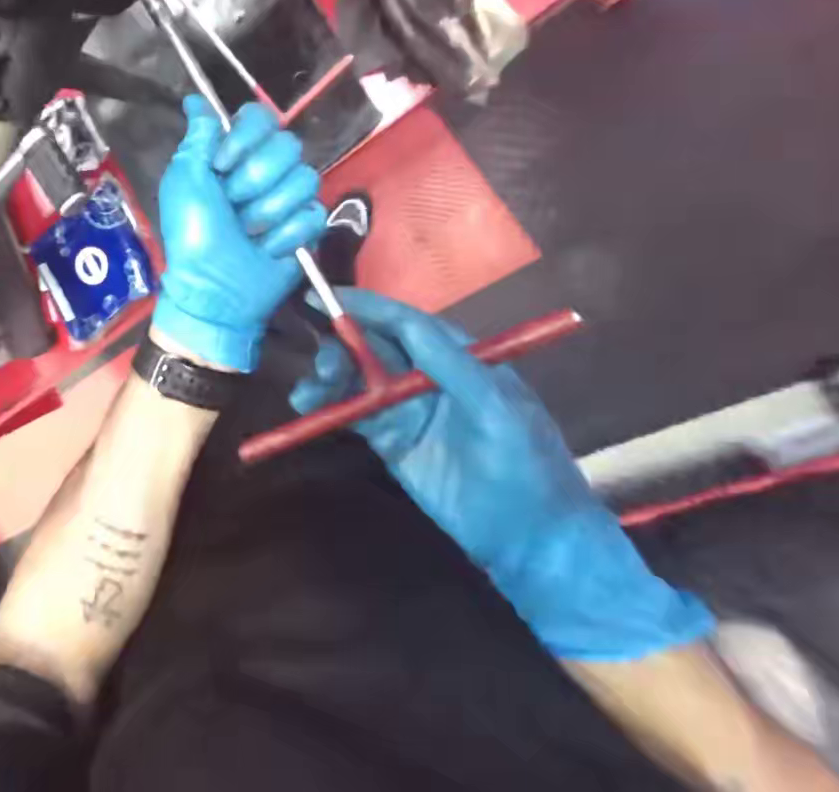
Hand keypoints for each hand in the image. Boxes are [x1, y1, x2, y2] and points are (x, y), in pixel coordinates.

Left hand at [153, 97, 325, 371]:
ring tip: (249, 233)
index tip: (222, 166)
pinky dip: (286, 236)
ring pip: (305, 180)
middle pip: (288, 146)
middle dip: (255, 180)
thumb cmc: (193, 235)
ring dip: (269, 212)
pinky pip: (313, 215)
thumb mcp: (184, 182)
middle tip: (233, 205)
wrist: (214, 290)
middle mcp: (268, 170)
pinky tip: (268, 249)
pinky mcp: (309, 228)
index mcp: (236, 154)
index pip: (262, 118)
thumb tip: (195, 99)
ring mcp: (292, 199)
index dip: (246, 140)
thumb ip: (198, 137)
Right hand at [289, 288, 713, 660]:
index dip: (366, 308)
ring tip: (307, 394)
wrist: (532, 542)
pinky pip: (357, 415)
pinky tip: (310, 409)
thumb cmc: (525, 468)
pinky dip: (332, 408)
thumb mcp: (496, 409)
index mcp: (460, 357)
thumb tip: (408, 324)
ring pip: (360, 380)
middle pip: (377, 347)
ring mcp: (410, 410)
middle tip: (321, 367)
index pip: (406, 322)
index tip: (322, 296)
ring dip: (331, 378)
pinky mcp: (395, 443)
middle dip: (343, 347)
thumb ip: (451, 366)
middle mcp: (429, 375)